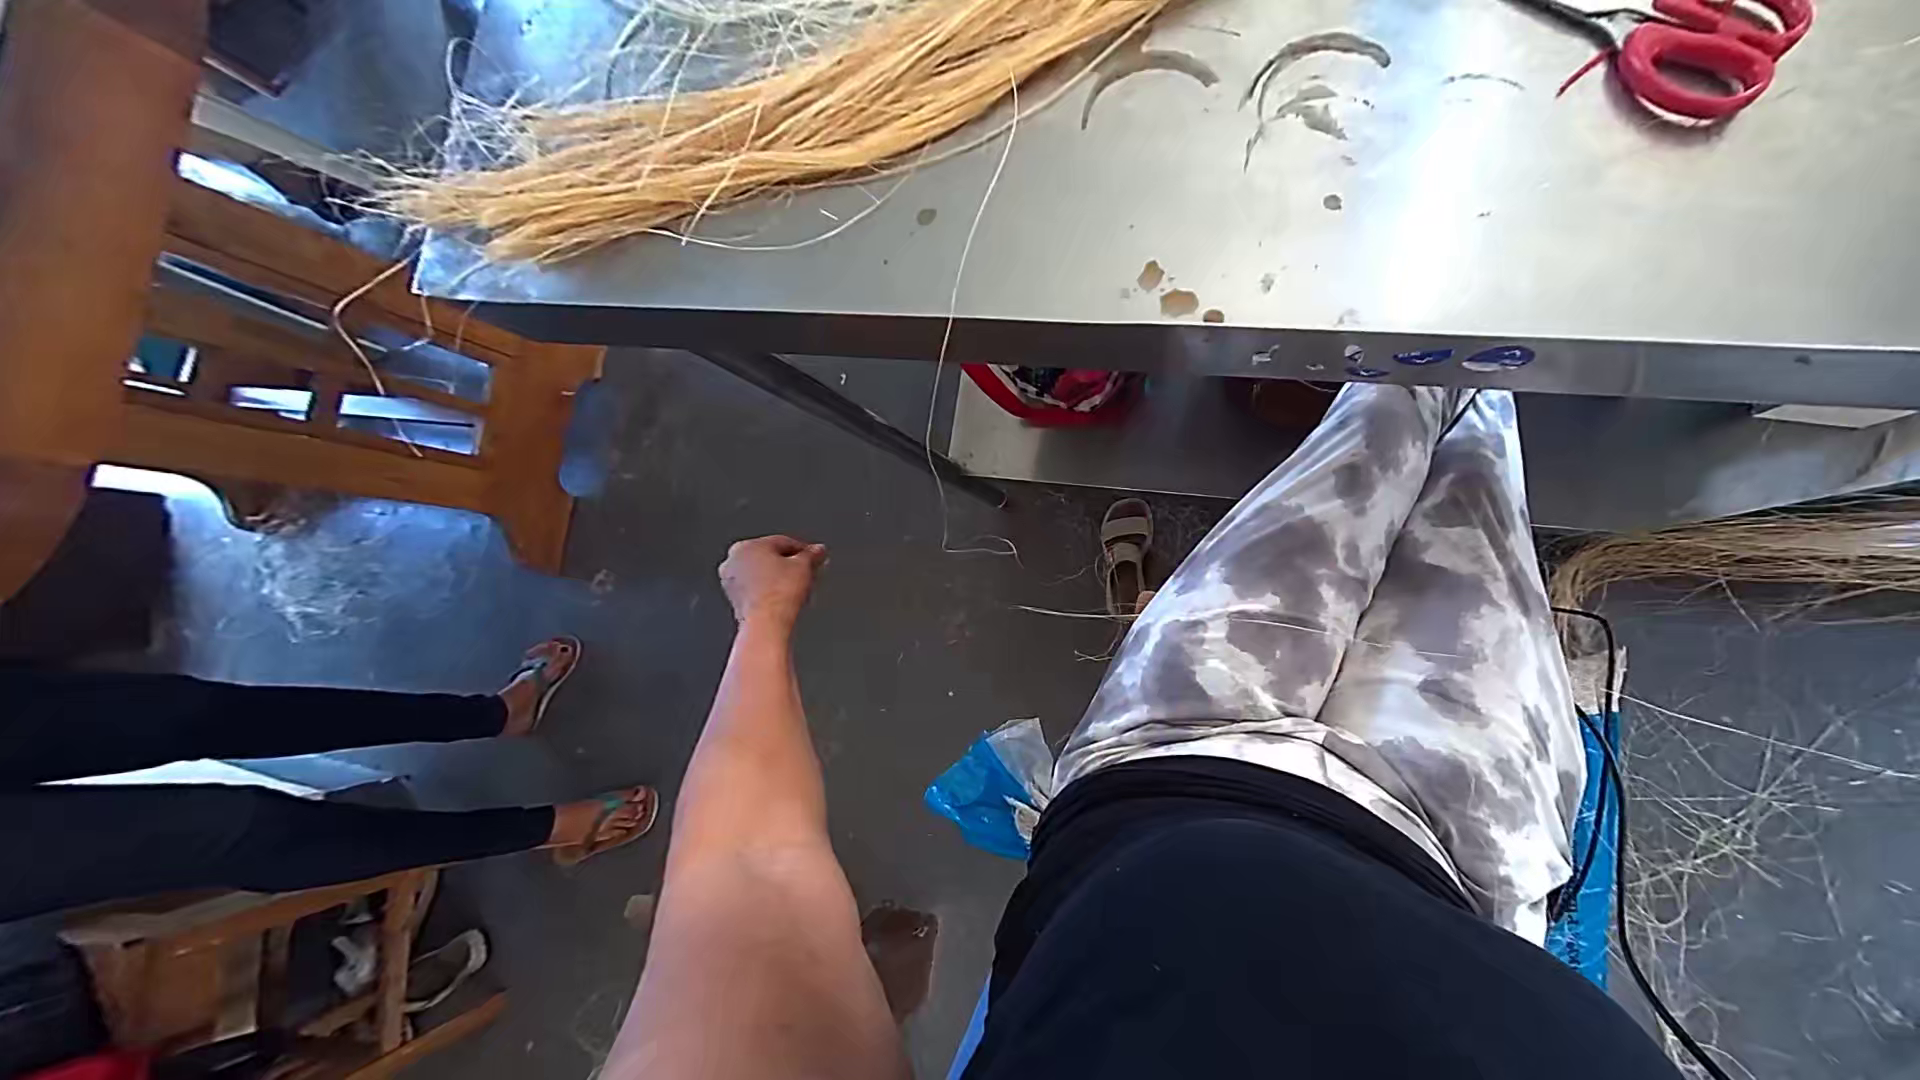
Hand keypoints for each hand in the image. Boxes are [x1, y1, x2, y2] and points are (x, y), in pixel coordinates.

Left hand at [718, 535, 827, 627]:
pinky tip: (785, 598)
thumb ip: (812, 554)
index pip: (782, 542)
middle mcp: (733, 561)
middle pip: (770, 558)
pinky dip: (769, 591)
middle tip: (808, 572)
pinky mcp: (735, 601)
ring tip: (799, 588)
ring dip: (779, 578)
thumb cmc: (779, 593)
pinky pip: (756, 590)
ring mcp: (731, 582)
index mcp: (747, 545)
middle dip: (790, 565)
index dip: (803, 550)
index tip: (815, 557)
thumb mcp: (804, 566)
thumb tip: (818, 551)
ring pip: (761, 574)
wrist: (767, 623)